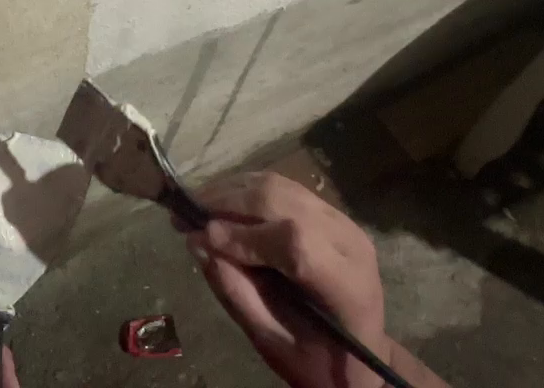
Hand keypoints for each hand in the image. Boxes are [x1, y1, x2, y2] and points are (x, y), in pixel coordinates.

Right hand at [186, 171, 389, 387]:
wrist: (360, 355)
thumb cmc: (319, 360)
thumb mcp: (275, 344)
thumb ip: (238, 294)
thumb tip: (196, 243)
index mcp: (347, 284)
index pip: (295, 242)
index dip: (243, 235)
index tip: (200, 236)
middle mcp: (347, 240)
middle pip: (281, 201)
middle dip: (227, 203)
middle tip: (183, 214)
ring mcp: (338, 218)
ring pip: (277, 184)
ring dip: (230, 189)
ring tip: (195, 204)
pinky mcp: (325, 209)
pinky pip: (279, 184)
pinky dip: (244, 187)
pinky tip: (219, 199)